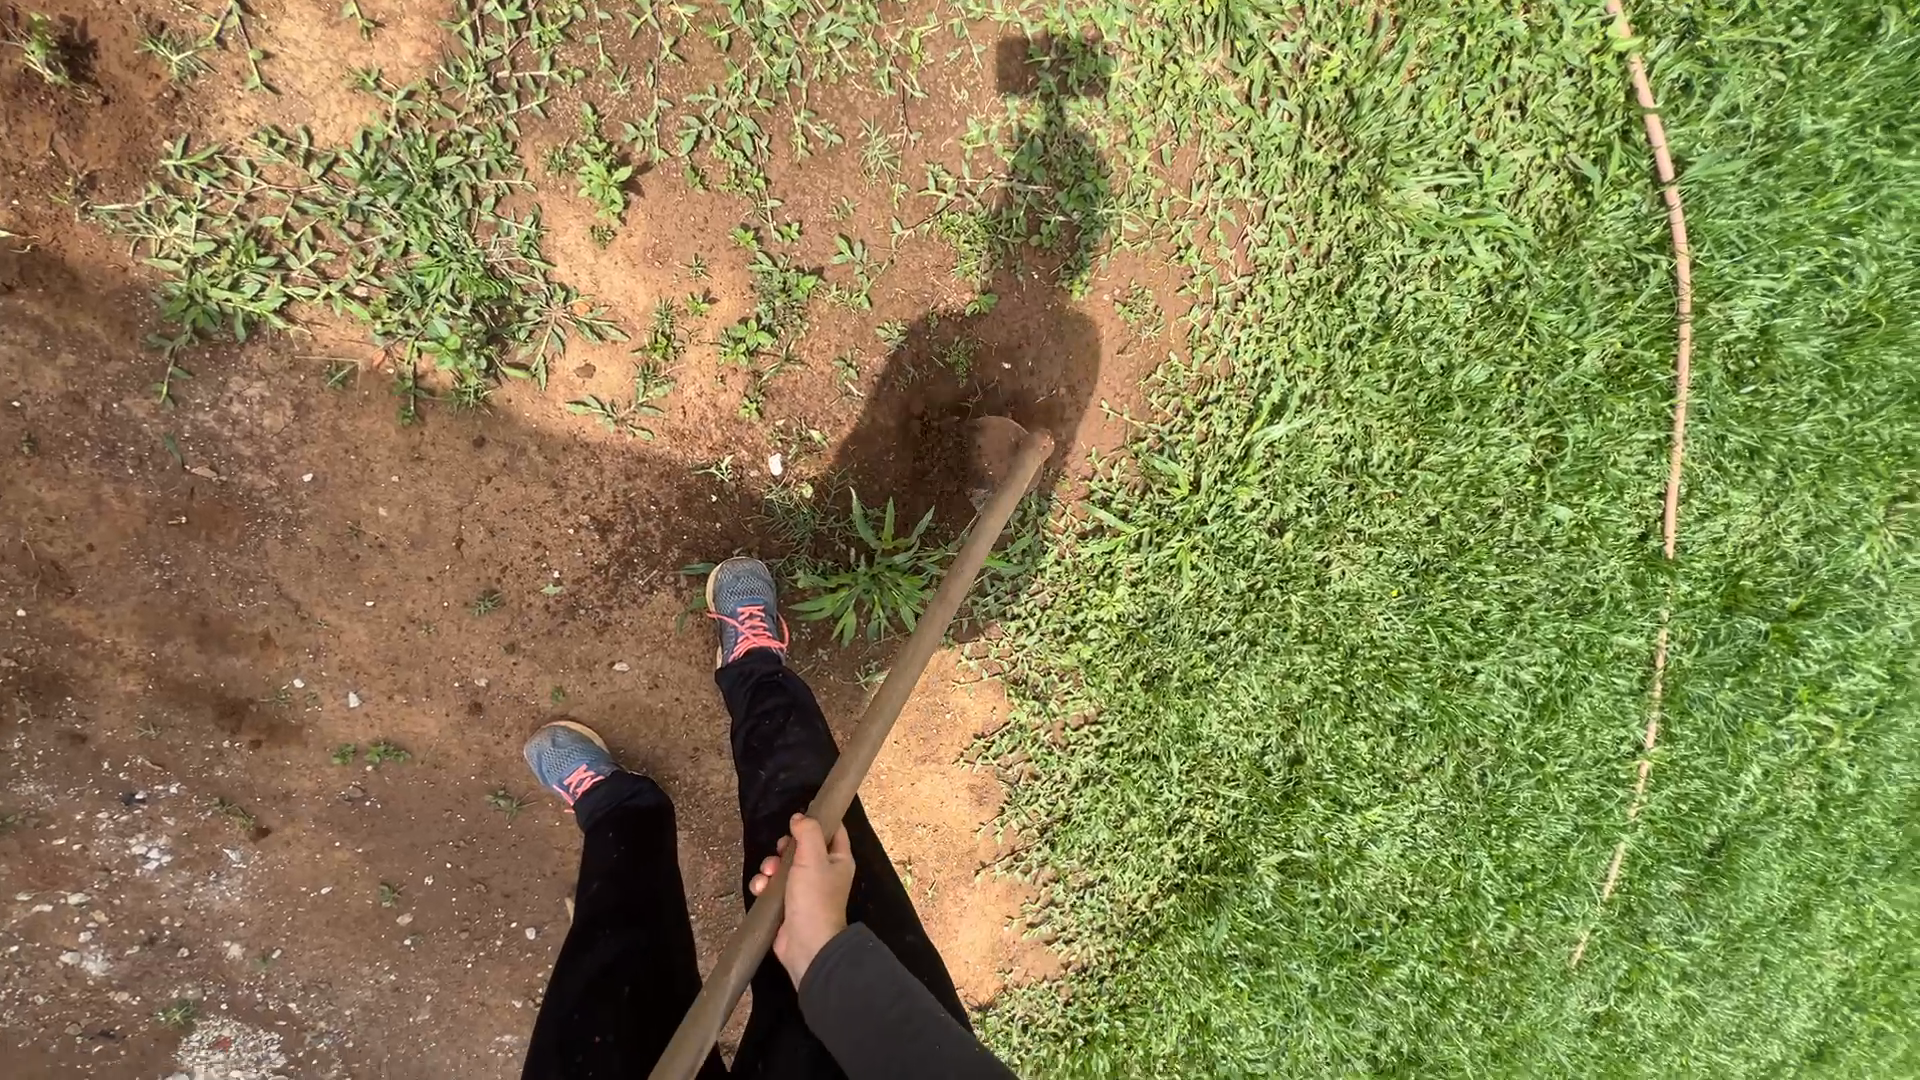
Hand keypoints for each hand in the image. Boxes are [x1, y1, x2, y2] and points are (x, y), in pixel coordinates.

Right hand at [750, 812, 854, 984]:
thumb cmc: (815, 897)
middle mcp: (823, 872)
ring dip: (771, 866)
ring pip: (784, 866)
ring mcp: (804, 890)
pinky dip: (764, 885)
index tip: (801, 813)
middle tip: (781, 849)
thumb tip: (800, 817)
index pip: (833, 830)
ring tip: (768, 873)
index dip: (819, 819)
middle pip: (803, 847)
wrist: (806, 945)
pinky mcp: (786, 905)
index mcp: (838, 859)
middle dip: (787, 846)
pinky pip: (772, 887)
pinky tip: (760, 889)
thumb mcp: (813, 858)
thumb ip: (808, 832)